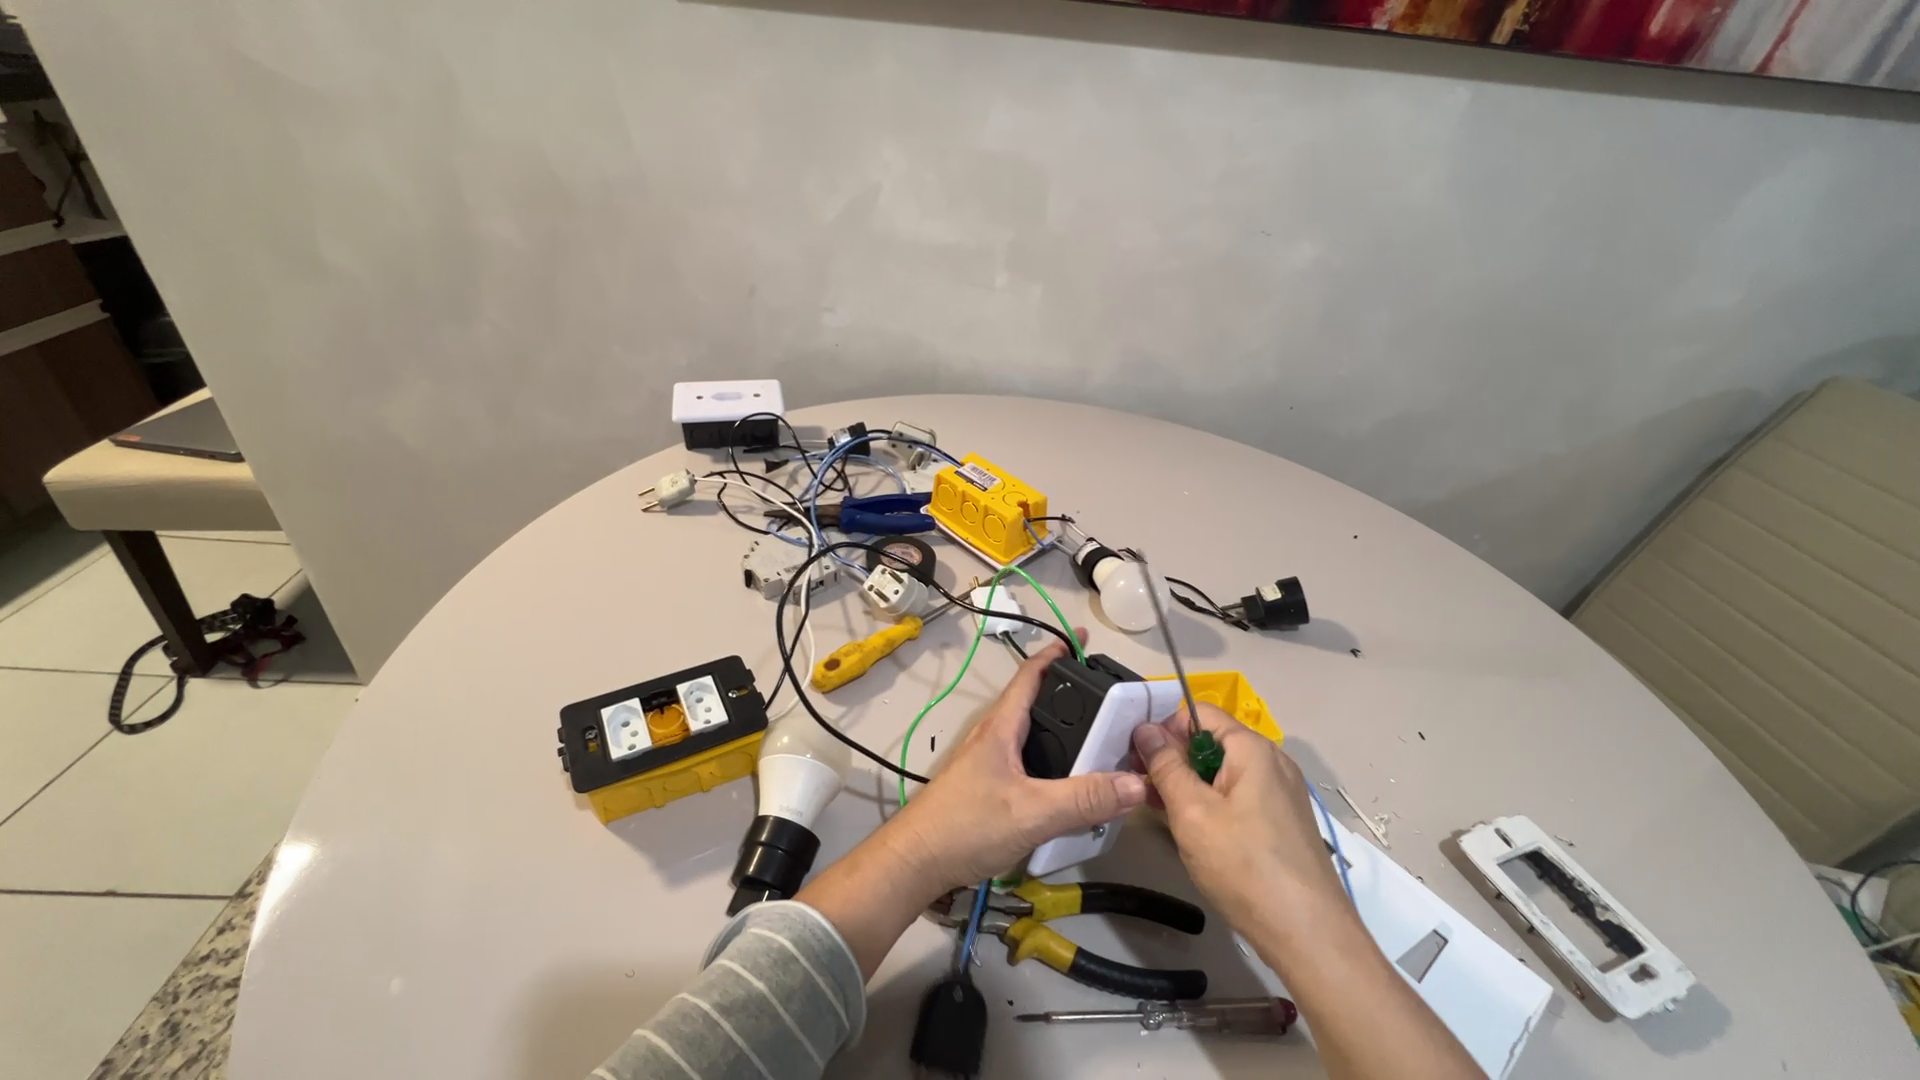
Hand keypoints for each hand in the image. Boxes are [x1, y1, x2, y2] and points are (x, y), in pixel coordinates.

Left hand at [886, 633, 1147, 893]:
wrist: (915, 862)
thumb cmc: (966, 825)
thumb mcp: (1033, 813)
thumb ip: (1084, 799)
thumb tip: (1136, 782)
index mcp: (1002, 727)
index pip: (1030, 676)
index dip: (1055, 653)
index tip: (1082, 638)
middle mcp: (994, 738)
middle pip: (1036, 705)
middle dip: (1072, 697)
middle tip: (1112, 703)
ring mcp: (989, 764)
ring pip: (1034, 737)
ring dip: (1065, 735)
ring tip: (1102, 744)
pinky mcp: (988, 789)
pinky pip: (1030, 765)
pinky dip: (1056, 765)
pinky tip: (1072, 787)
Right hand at [1132, 703, 1349, 942]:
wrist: (1307, 934)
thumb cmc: (1244, 867)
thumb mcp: (1192, 812)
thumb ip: (1165, 765)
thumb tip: (1145, 728)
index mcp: (1252, 749)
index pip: (1198, 712)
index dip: (1163, 728)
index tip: (1135, 756)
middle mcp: (1271, 762)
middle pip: (1211, 741)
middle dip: (1173, 759)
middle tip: (1141, 787)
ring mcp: (1280, 793)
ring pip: (1222, 772)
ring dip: (1189, 785)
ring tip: (1162, 813)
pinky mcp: (1281, 822)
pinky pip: (1237, 797)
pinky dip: (1211, 805)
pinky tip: (1194, 833)